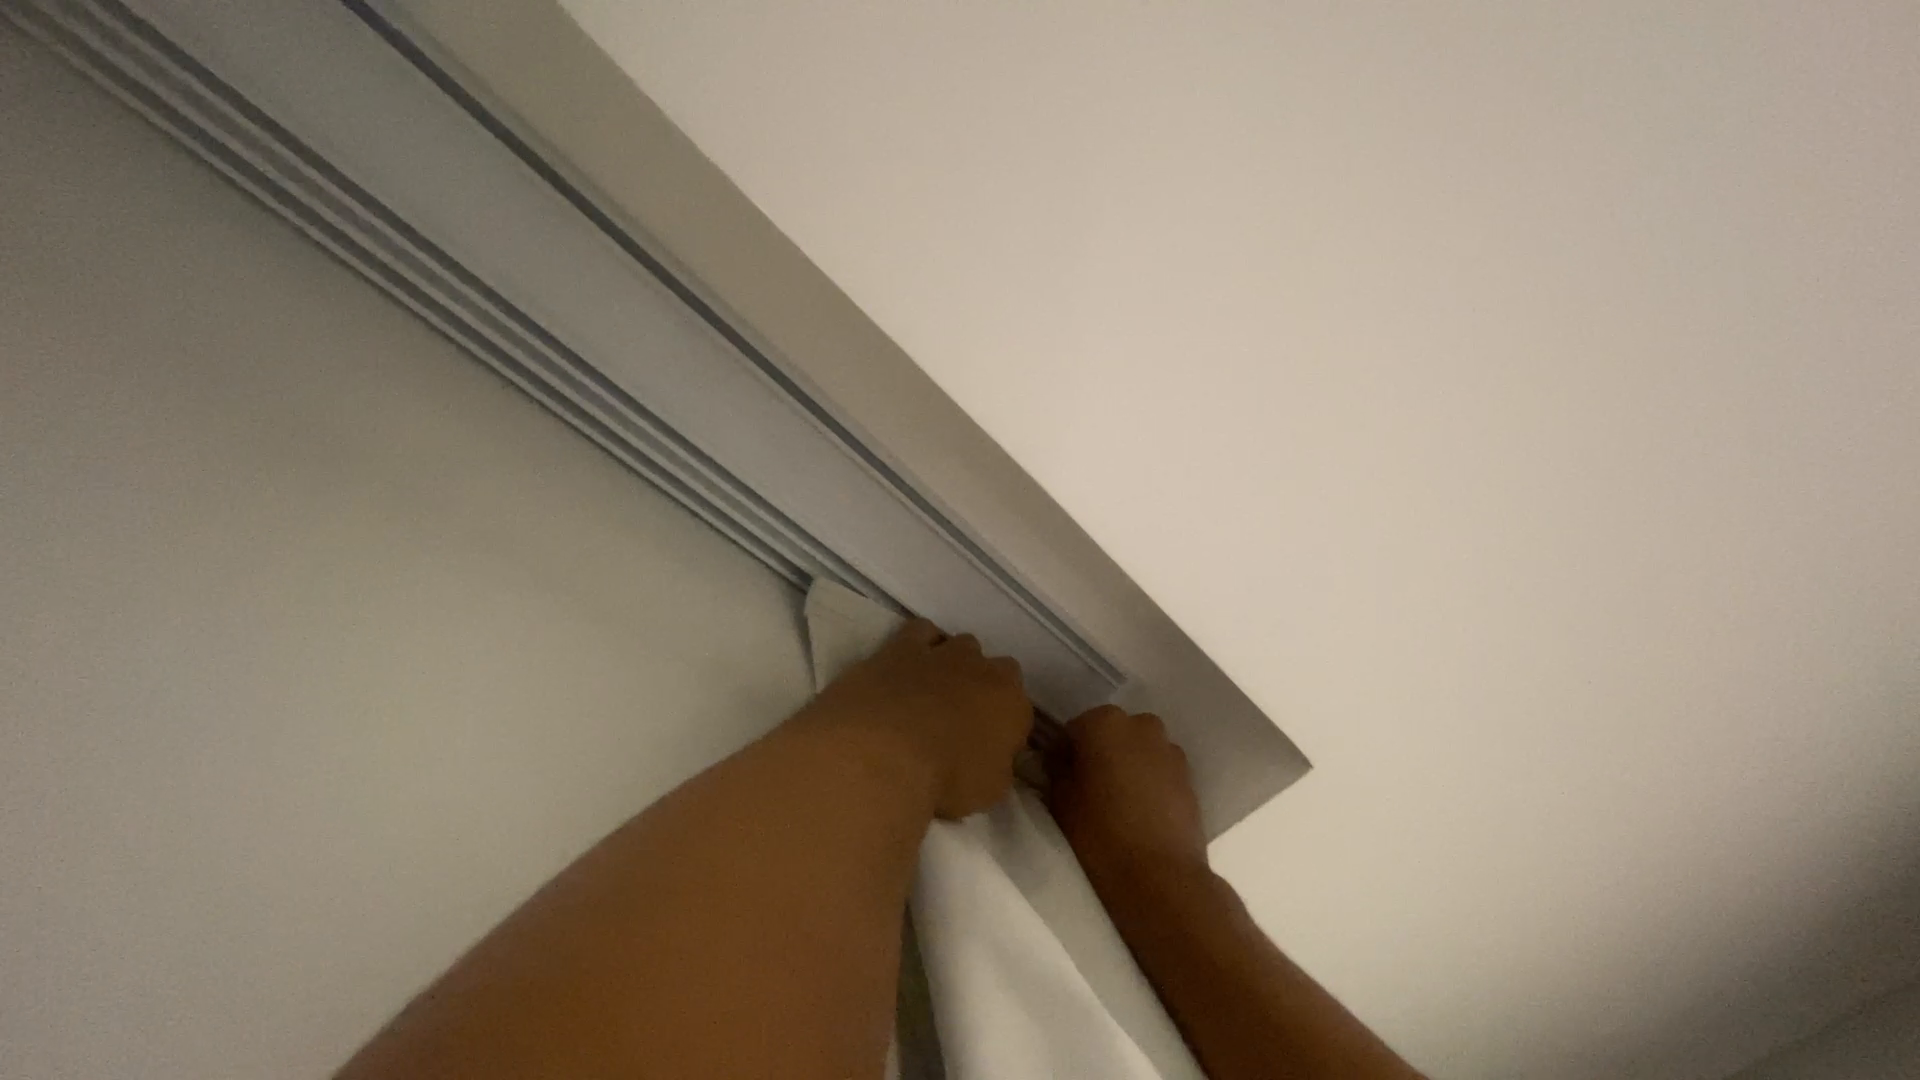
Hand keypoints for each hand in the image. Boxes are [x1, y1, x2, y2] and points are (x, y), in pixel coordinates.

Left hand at [801, 618, 1030, 818]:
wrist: (885, 751)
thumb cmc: (945, 778)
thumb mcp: (989, 791)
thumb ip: (999, 768)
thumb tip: (996, 761)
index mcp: (1012, 704)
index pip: (1020, 710)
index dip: (1005, 726)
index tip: (989, 747)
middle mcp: (983, 669)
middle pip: (996, 669)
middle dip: (983, 688)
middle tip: (962, 719)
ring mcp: (943, 652)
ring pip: (961, 644)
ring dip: (955, 663)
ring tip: (934, 691)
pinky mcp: (901, 646)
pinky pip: (920, 631)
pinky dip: (920, 643)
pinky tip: (910, 664)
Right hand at [1050, 705, 1207, 882]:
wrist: (1160, 875)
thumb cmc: (1100, 833)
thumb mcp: (1061, 799)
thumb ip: (1058, 769)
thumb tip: (1062, 760)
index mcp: (1104, 723)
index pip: (1073, 730)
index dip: (1063, 753)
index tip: (1058, 777)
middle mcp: (1140, 725)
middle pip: (1110, 733)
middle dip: (1098, 753)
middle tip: (1087, 787)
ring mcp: (1169, 749)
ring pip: (1138, 750)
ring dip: (1126, 764)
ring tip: (1117, 801)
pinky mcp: (1189, 776)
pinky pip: (1159, 769)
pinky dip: (1148, 780)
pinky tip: (1140, 810)